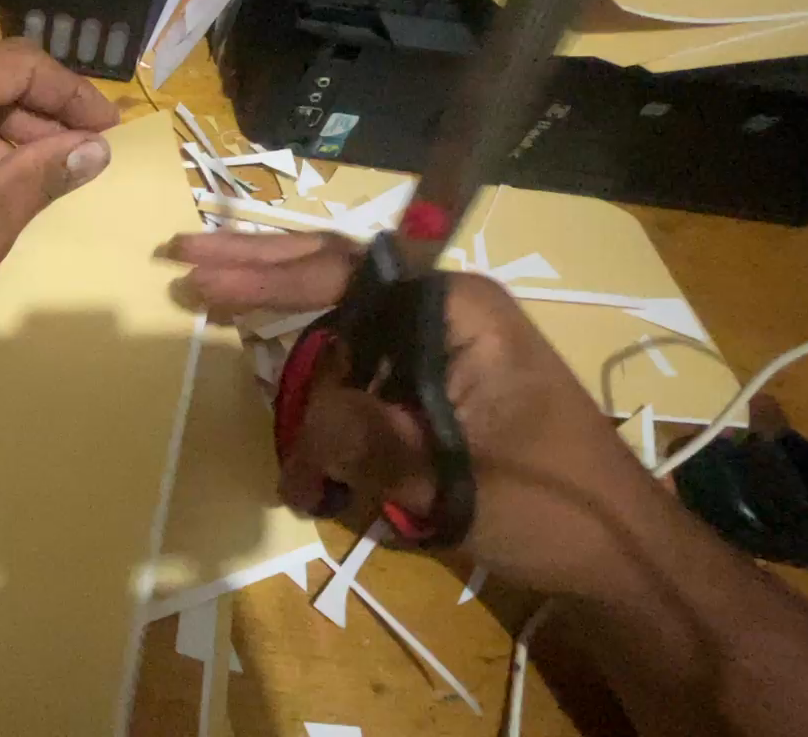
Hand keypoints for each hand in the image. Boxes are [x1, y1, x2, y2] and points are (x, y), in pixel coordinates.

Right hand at [168, 231, 665, 596]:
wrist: (619, 553)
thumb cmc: (552, 504)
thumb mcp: (449, 475)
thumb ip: (361, 439)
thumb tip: (293, 427)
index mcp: (453, 307)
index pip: (339, 275)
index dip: (263, 276)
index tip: (202, 277)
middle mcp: (437, 307)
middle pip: (329, 269)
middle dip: (256, 262)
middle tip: (188, 254)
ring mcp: (429, 338)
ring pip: (333, 306)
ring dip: (272, 299)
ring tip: (214, 291)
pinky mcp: (420, 374)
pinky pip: (348, 352)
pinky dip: (303, 361)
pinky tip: (268, 363)